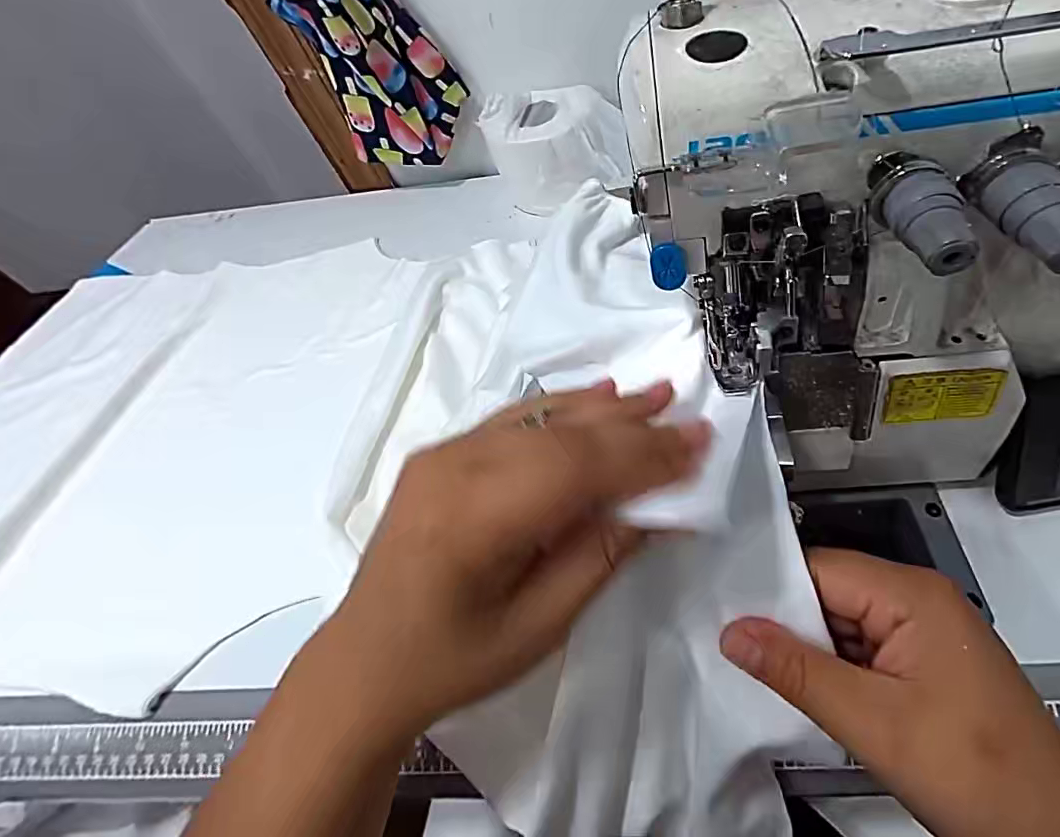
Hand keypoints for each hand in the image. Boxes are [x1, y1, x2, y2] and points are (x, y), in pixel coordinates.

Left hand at [316, 381, 709, 739]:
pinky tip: (597, 397)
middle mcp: (455, 468)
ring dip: (603, 409)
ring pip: (539, 417)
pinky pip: (513, 419)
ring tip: (655, 397)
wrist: (364, 662)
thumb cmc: (452, 661)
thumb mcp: (538, 626)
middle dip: (632, 428)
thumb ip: (600, 556)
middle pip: (561, 435)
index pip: (576, 468)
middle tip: (686, 420)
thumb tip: (659, 507)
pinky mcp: (443, 452)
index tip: (695, 446)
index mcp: (474, 518)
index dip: (642, 455)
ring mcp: (444, 454)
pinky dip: (560, 407)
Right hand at [721, 549, 1059, 836]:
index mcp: (914, 593)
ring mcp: (926, 630)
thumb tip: (737, 633)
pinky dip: (840, 668)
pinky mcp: (927, 660)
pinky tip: (823, 695)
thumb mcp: (873, 722)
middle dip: (792, 626)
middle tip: (749, 655)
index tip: (731, 616)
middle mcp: (921, 599)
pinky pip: (866, 647)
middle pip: (831, 592)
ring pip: (845, 622)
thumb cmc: (983, 777)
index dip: (773, 591)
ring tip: (783, 681)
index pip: (820, 568)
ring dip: (815, 652)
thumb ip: (798, 671)